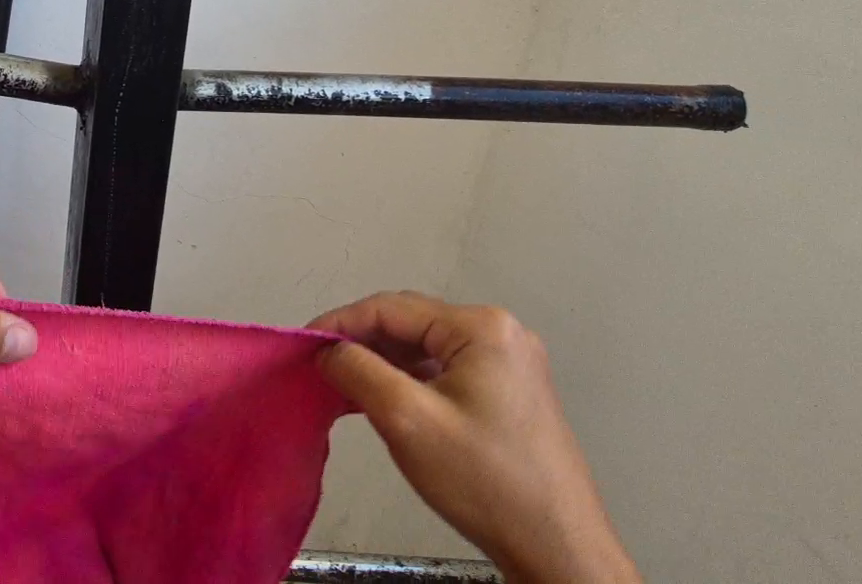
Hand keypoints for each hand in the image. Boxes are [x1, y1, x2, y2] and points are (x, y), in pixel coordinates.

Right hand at [310, 292, 640, 583]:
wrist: (560, 551)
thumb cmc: (483, 479)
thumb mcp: (405, 418)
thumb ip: (357, 370)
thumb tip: (326, 351)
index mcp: (481, 327)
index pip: (389, 308)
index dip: (339, 323)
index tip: (301, 346)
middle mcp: (500, 332)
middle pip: (408, 323)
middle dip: (359, 341)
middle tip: (320, 366)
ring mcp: (509, 362)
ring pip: (423, 346)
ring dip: (380, 360)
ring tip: (344, 383)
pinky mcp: (509, 390)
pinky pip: (442, 367)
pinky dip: (406, 378)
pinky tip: (382, 398)